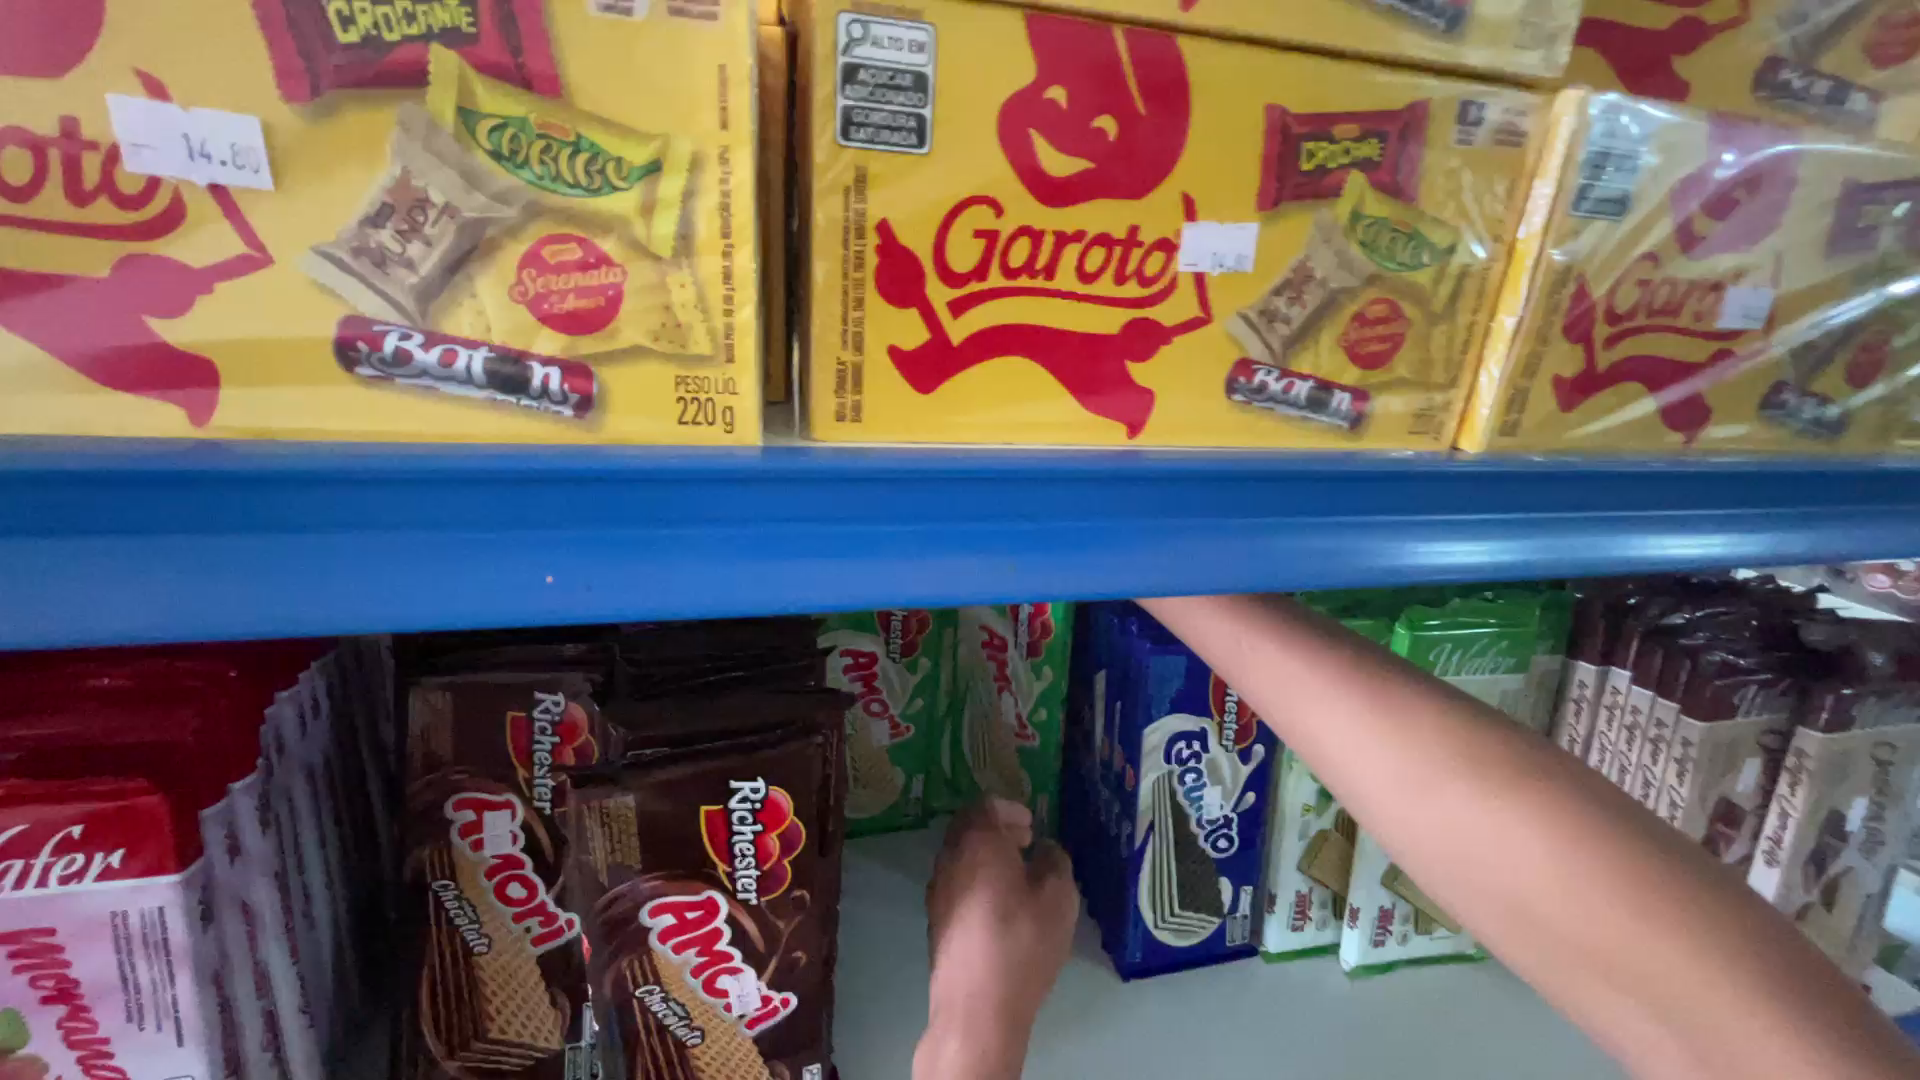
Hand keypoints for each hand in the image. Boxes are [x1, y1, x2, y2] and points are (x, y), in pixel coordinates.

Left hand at [913, 799, 1077, 1079]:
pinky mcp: (935, 920)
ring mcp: (937, 890)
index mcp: (977, 841)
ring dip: (986, 855)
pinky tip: (1000, 907)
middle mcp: (950, 858)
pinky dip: (976, 880)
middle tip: (1025, 842)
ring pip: (960, 856)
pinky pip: (956, 883)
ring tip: (1017, 876)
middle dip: (997, 828)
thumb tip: (1045, 849)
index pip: (985, 805)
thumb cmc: (1021, 942)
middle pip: (968, 827)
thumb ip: (1055, 862)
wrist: (975, 1007)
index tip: (1031, 825)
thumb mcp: (1058, 897)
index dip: (1010, 808)